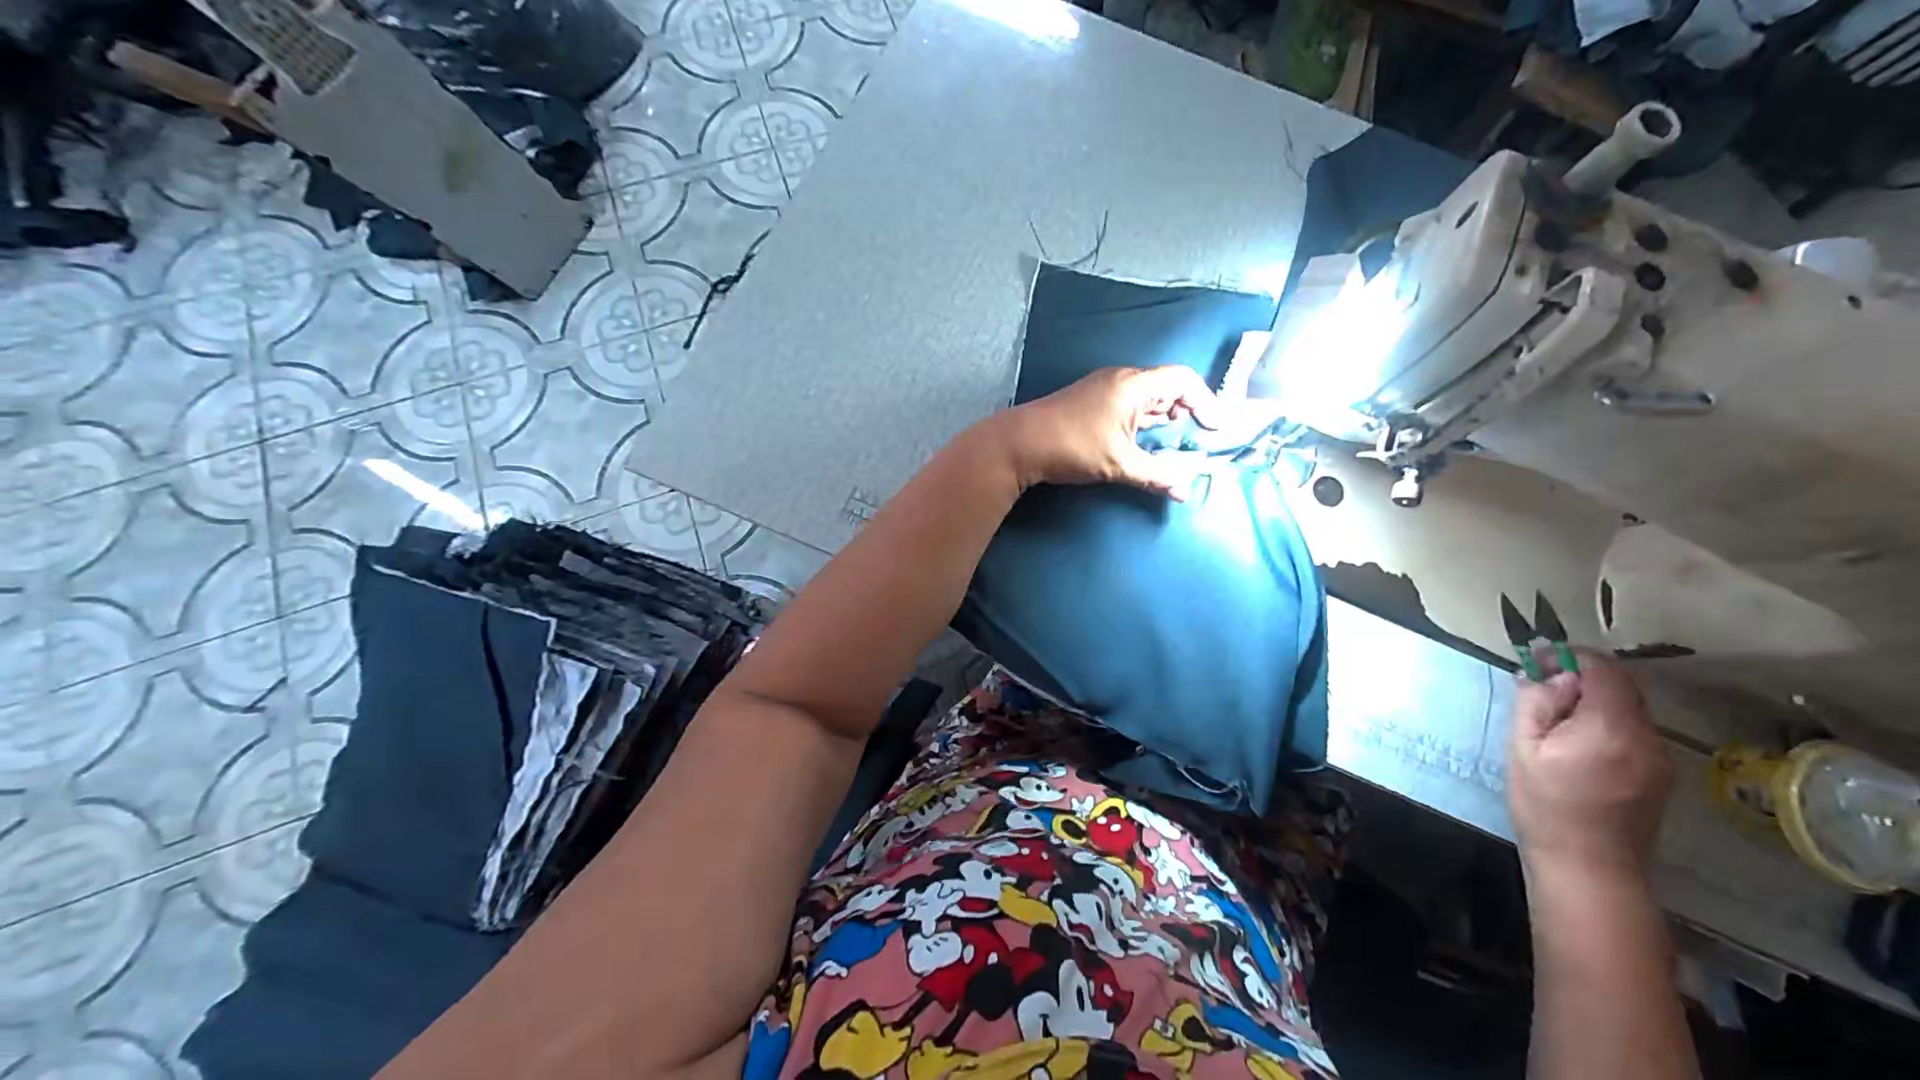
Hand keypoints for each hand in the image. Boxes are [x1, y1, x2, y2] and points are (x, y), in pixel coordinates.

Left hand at [989, 366, 1219, 499]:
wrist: (1018, 444)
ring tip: (1177, 441)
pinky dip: (1143, 420)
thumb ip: (1156, 475)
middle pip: (1166, 387)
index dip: (1205, 401)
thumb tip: (1185, 490)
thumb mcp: (1118, 463)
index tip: (1215, 426)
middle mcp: (1120, 380)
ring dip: (1164, 417)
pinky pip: (1128, 405)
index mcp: (1133, 385)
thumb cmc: (1072, 446)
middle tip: (1199, 436)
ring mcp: (1102, 390)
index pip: (1182, 380)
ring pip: (1146, 398)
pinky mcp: (1090, 403)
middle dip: (1186, 410)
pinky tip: (1144, 441)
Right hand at [1508, 649, 1671, 876]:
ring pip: (1628, 708)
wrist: (1589, 868)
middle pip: (1622, 686)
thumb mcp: (1523, 749)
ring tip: (1555, 721)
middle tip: (1541, 691)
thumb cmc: (1546, 806)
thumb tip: (1548, 675)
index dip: (1569, 657)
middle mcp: (1646, 737)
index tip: (1538, 663)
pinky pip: (1633, 731)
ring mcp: (1659, 757)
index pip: (1603, 669)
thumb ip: (1536, 704)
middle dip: (1582, 677)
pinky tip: (1578, 744)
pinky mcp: (1659, 774)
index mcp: (1611, 728)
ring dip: (1594, 701)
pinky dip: (1606, 723)